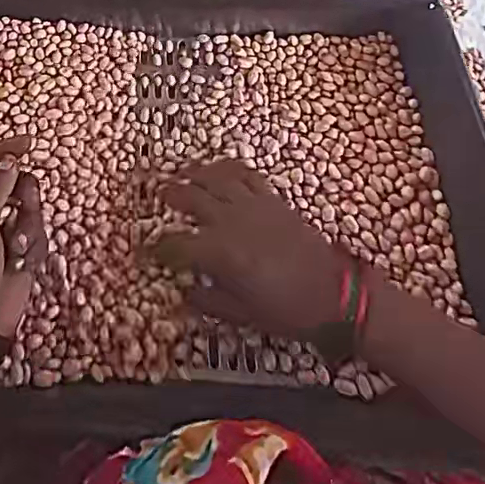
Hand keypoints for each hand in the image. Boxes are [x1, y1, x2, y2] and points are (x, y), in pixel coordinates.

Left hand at [0, 137, 46, 335]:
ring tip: (16, 246)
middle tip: (20, 207)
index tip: (28, 142)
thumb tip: (11, 159)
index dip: (6, 150)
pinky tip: (21, 262)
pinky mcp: (25, 248)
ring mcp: (7, 229)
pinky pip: (40, 232)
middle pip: (16, 182)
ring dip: (28, 225)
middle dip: (23, 194)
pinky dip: (33, 246)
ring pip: (32, 207)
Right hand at [153, 161, 347, 338]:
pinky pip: (245, 175)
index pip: (178, 243)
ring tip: (183, 174)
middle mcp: (231, 221)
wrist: (337, 296)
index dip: (158, 246)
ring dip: (195, 174)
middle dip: (172, 196)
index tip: (147, 249)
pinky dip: (229, 169)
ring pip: (215, 178)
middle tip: (160, 195)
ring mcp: (252, 206)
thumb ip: (209, 300)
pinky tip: (221, 170)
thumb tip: (186, 292)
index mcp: (220, 252)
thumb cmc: (288, 311)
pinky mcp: (271, 199)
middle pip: (191, 198)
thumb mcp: (243, 314)